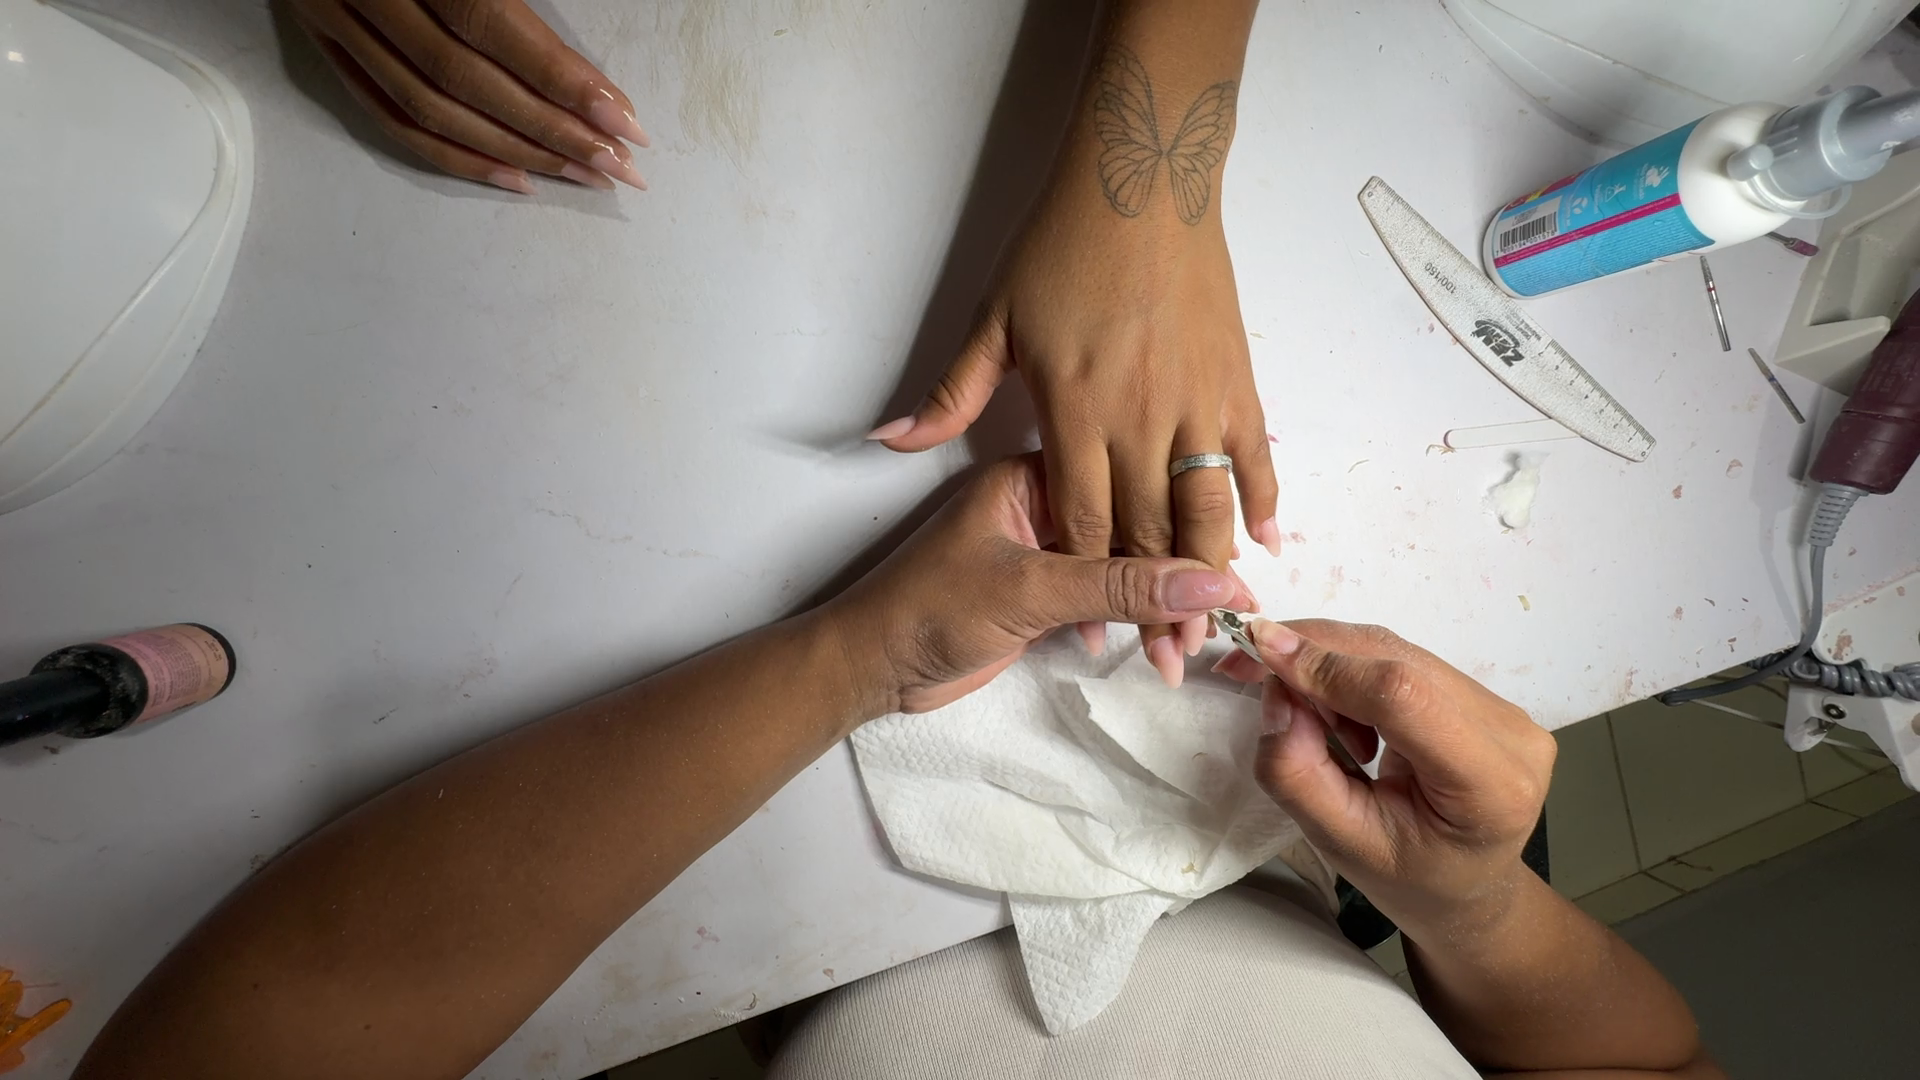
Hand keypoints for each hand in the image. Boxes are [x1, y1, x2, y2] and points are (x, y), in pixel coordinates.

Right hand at [289, 0, 648, 193]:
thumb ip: (518, 6)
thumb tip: (592, 86)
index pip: (493, 26)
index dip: (566, 82)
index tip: (628, 125)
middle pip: (468, 81)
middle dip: (556, 132)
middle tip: (621, 167)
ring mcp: (330, 15)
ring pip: (434, 110)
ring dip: (521, 154)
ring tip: (588, 177)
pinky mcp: (322, 42)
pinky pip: (391, 119)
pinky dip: (460, 159)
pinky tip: (521, 181)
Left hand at [825, 454, 1255, 715]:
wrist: (874, 663)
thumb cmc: (933, 608)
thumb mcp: (1027, 590)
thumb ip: (1116, 586)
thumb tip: (1208, 586)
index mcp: (1031, 477)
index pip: (1124, 488)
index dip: (1179, 527)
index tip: (1234, 565)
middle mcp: (1044, 506)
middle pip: (1131, 527)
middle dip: (1181, 569)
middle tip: (1236, 603)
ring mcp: (1044, 551)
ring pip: (1121, 565)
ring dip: (1160, 599)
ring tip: (1210, 631)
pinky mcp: (1042, 593)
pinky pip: (1103, 596)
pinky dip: (1133, 616)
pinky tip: (1167, 634)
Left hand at [868, 92, 1276, 687]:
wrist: (1139, 178)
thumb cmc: (1058, 249)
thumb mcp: (990, 323)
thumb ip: (950, 396)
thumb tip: (889, 438)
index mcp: (1075, 414)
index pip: (1087, 523)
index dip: (1096, 588)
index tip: (1107, 640)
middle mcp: (1138, 418)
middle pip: (1149, 530)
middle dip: (1162, 602)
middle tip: (1177, 659)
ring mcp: (1193, 399)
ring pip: (1205, 504)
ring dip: (1213, 570)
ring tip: (1222, 621)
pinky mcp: (1232, 378)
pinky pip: (1251, 451)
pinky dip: (1262, 497)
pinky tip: (1270, 539)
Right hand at [1215, 620, 1556, 937]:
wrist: (1464, 884)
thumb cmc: (1405, 876)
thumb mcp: (1337, 842)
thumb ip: (1296, 773)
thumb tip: (1276, 694)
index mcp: (1488, 783)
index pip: (1402, 695)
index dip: (1325, 665)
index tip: (1258, 649)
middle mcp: (1506, 728)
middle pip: (1389, 657)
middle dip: (1305, 650)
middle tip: (1241, 667)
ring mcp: (1495, 702)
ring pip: (1383, 646)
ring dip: (1319, 661)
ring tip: (1300, 714)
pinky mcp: (1471, 687)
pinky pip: (1388, 653)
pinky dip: (1337, 666)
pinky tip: (1332, 709)